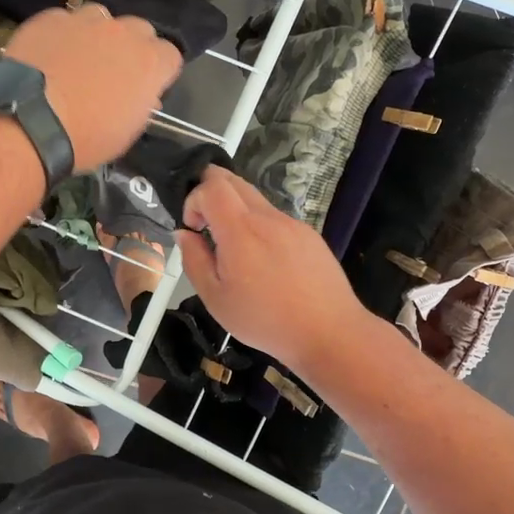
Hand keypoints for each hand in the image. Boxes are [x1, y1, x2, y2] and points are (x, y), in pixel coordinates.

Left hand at [2, 4, 180, 171]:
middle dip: (131, 47)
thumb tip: (141, 94)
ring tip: (78, 59)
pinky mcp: (51, 17)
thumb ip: (140, 103)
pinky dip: (62, 35)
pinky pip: (64, 21)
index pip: (170, 56)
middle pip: (139, 30)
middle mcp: (123, 32)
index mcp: (150, 62)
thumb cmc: (84, 138)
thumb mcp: (126, 132)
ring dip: (97, 35)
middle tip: (112, 72)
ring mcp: (85, 20)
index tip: (144, 87)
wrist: (28, 122)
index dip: (158, 71)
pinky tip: (48, 55)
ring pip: (102, 18)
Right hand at [175, 167, 371, 372]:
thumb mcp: (215, 298)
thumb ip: (194, 260)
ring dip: (236, 213)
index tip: (193, 229)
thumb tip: (185, 234)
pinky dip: (260, 228)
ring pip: (256, 200)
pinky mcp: (309, 235)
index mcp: (241, 230)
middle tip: (205, 225)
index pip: (212, 186)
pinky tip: (267, 265)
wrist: (328, 332)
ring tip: (236, 252)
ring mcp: (292, 224)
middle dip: (211, 193)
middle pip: (234, 180)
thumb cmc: (265, 320)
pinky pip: (276, 219)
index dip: (194, 199)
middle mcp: (267, 217)